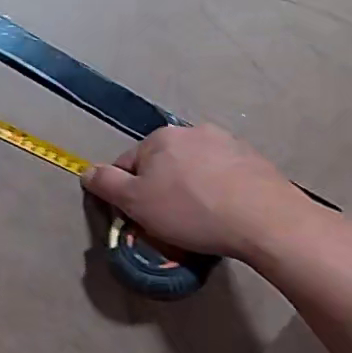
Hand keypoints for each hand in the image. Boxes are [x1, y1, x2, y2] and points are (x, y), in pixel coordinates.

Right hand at [81, 125, 319, 260]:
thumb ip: (105, 184)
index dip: (126, 194)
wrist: (265, 220)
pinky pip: (221, 174)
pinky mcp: (252, 158)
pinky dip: (216, 190)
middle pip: (161, 164)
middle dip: (159, 189)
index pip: (126, 164)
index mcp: (159, 138)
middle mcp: (191, 131)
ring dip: (189, 188)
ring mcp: (226, 142)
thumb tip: (86, 171)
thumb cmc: (191, 212)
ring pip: (192, 168)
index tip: (139, 218)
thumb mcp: (135, 202)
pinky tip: (224, 212)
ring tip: (199, 219)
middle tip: (168, 221)